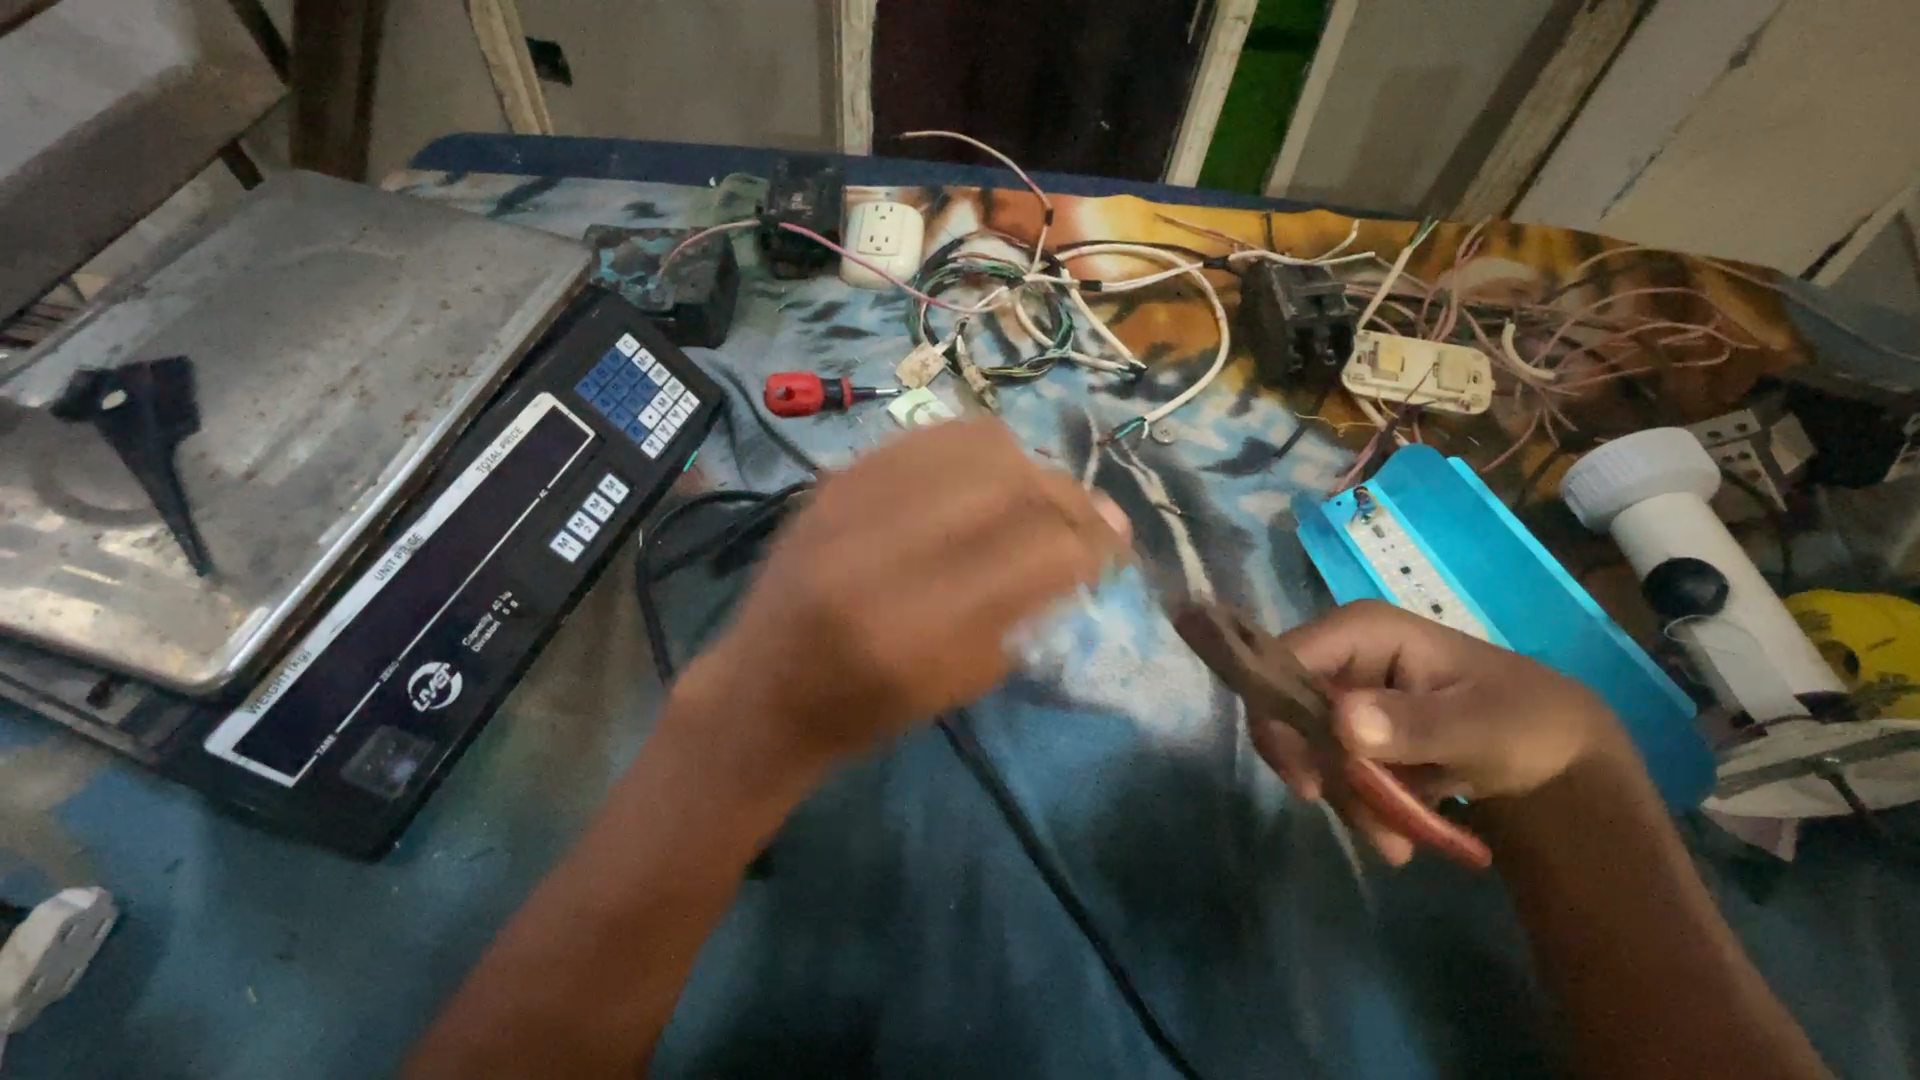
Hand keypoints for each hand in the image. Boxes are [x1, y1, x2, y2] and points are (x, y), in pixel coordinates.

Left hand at [678, 419, 1130, 773]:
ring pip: (978, 443)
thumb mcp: (959, 683)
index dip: (1095, 543)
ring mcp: (855, 502)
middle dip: (1070, 498)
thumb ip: (1025, 611)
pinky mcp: (837, 477)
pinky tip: (987, 478)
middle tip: (1087, 518)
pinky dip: (976, 452)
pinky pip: (930, 436)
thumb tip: (1086, 544)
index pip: (1041, 553)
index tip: (1115, 548)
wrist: (763, 688)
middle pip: (1015, 485)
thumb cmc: (866, 709)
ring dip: (1028, 466)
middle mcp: (886, 551)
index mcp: (920, 628)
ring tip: (1039, 495)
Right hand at [1256, 600, 1627, 864]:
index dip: (1278, 716)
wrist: (1561, 759)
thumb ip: (1413, 724)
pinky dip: (1359, 805)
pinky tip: (1398, 836)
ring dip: (1348, 800)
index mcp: (1362, 631)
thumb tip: (1343, 721)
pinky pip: (1330, 768)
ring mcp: (1344, 694)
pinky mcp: (1352, 730)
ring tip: (1400, 842)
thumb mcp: (1480, 727)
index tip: (1306, 782)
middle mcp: (1341, 656)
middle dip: (1323, 774)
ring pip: (1308, 749)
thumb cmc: (1527, 725)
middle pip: (1288, 711)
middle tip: (1372, 823)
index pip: (1283, 660)